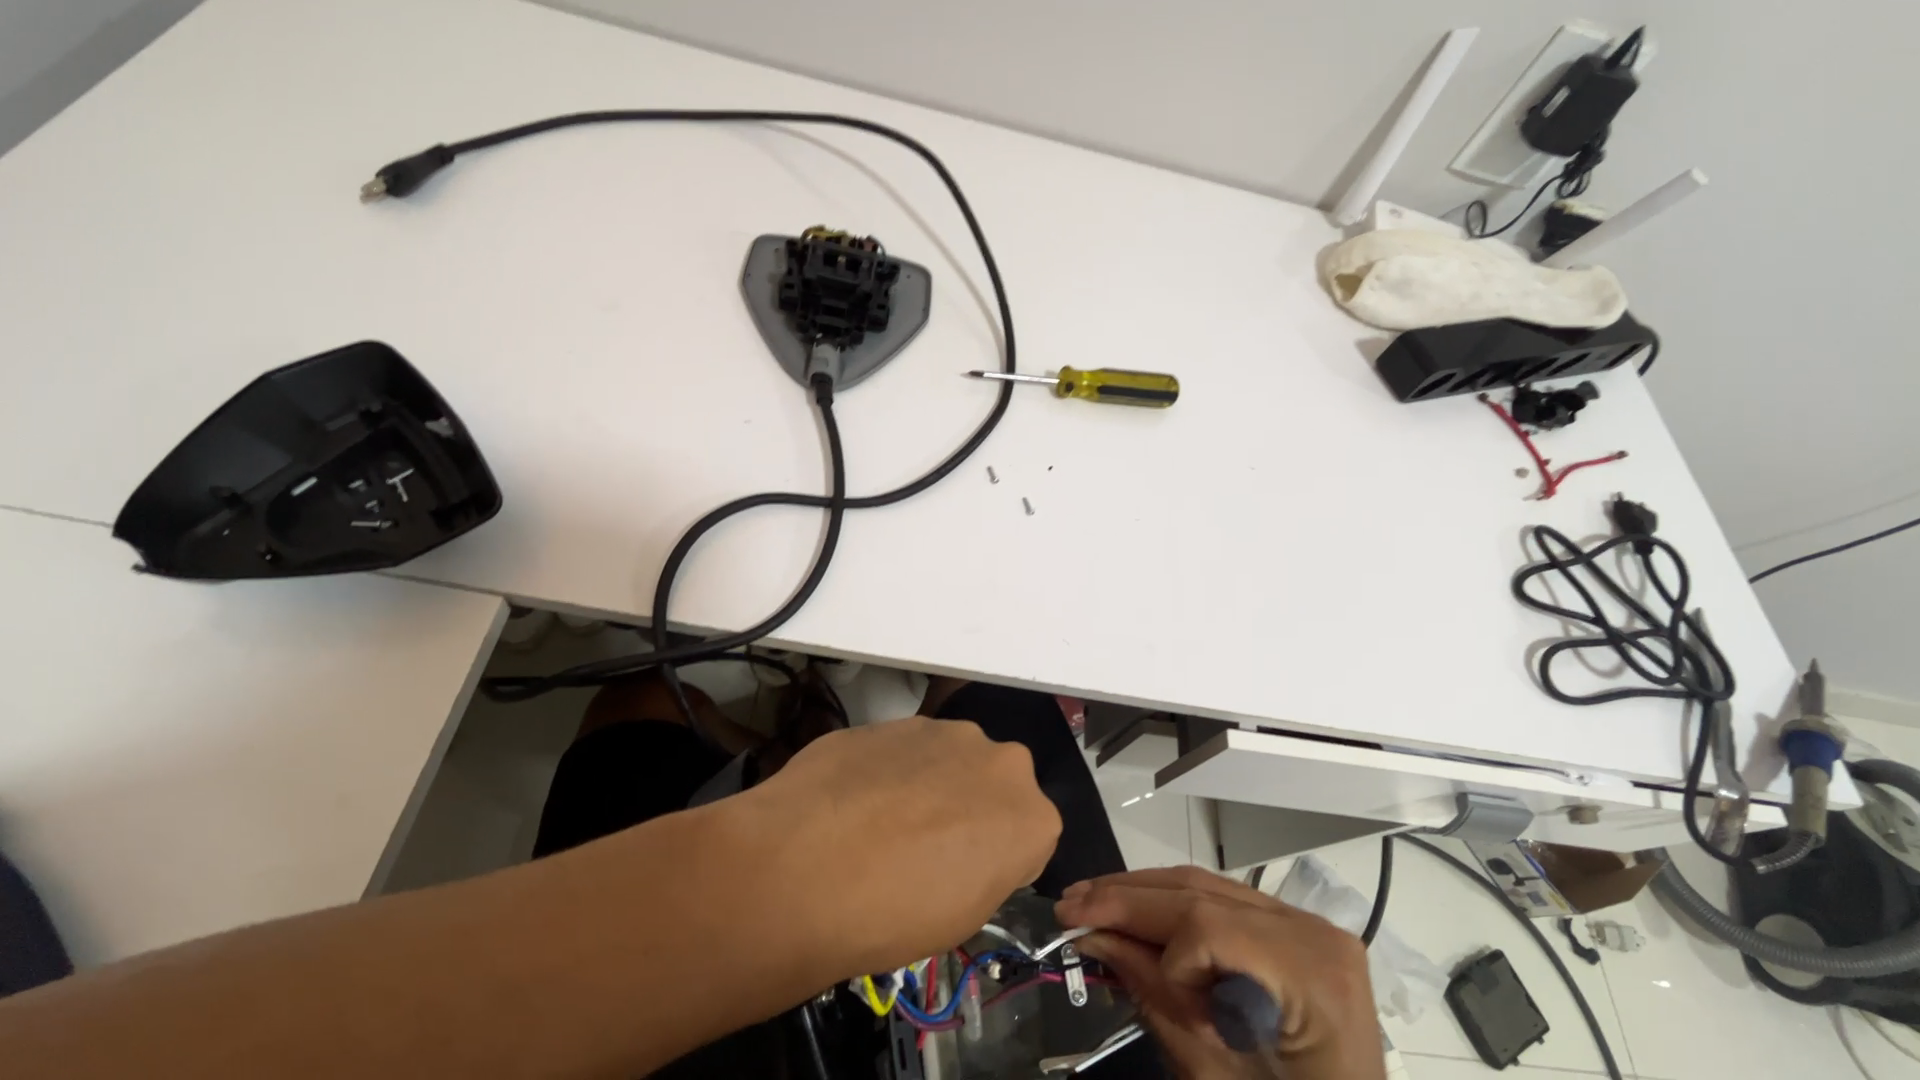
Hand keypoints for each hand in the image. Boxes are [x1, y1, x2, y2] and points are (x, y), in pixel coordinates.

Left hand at [742, 718, 1061, 979]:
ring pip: (946, 760)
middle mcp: (997, 760)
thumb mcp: (964, 917)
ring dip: (927, 784)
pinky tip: (849, 805)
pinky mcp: (885, 721)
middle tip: (925, 848)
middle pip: (993, 784)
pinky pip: (898, 751)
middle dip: (969, 807)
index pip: (1029, 837)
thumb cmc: (896, 912)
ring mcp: (938, 731)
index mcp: (1032, 815)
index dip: (997, 861)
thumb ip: (985, 867)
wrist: (803, 868)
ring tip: (878, 826)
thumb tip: (962, 850)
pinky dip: (884, 772)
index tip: (964, 878)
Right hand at [1055, 866, 1382, 1079]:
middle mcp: (1313, 931)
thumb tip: (1094, 937)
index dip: (1149, 939)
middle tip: (1068, 906)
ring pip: (1206, 884)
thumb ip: (1154, 996)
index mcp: (1309, 975)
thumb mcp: (1211, 1071)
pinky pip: (1222, 899)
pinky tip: (1135, 905)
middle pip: (1202, 893)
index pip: (1209, 925)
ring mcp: (1308, 924)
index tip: (1104, 959)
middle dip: (1127, 897)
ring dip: (1142, 892)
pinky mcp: (1294, 927)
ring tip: (1088, 899)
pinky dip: (1174, 904)